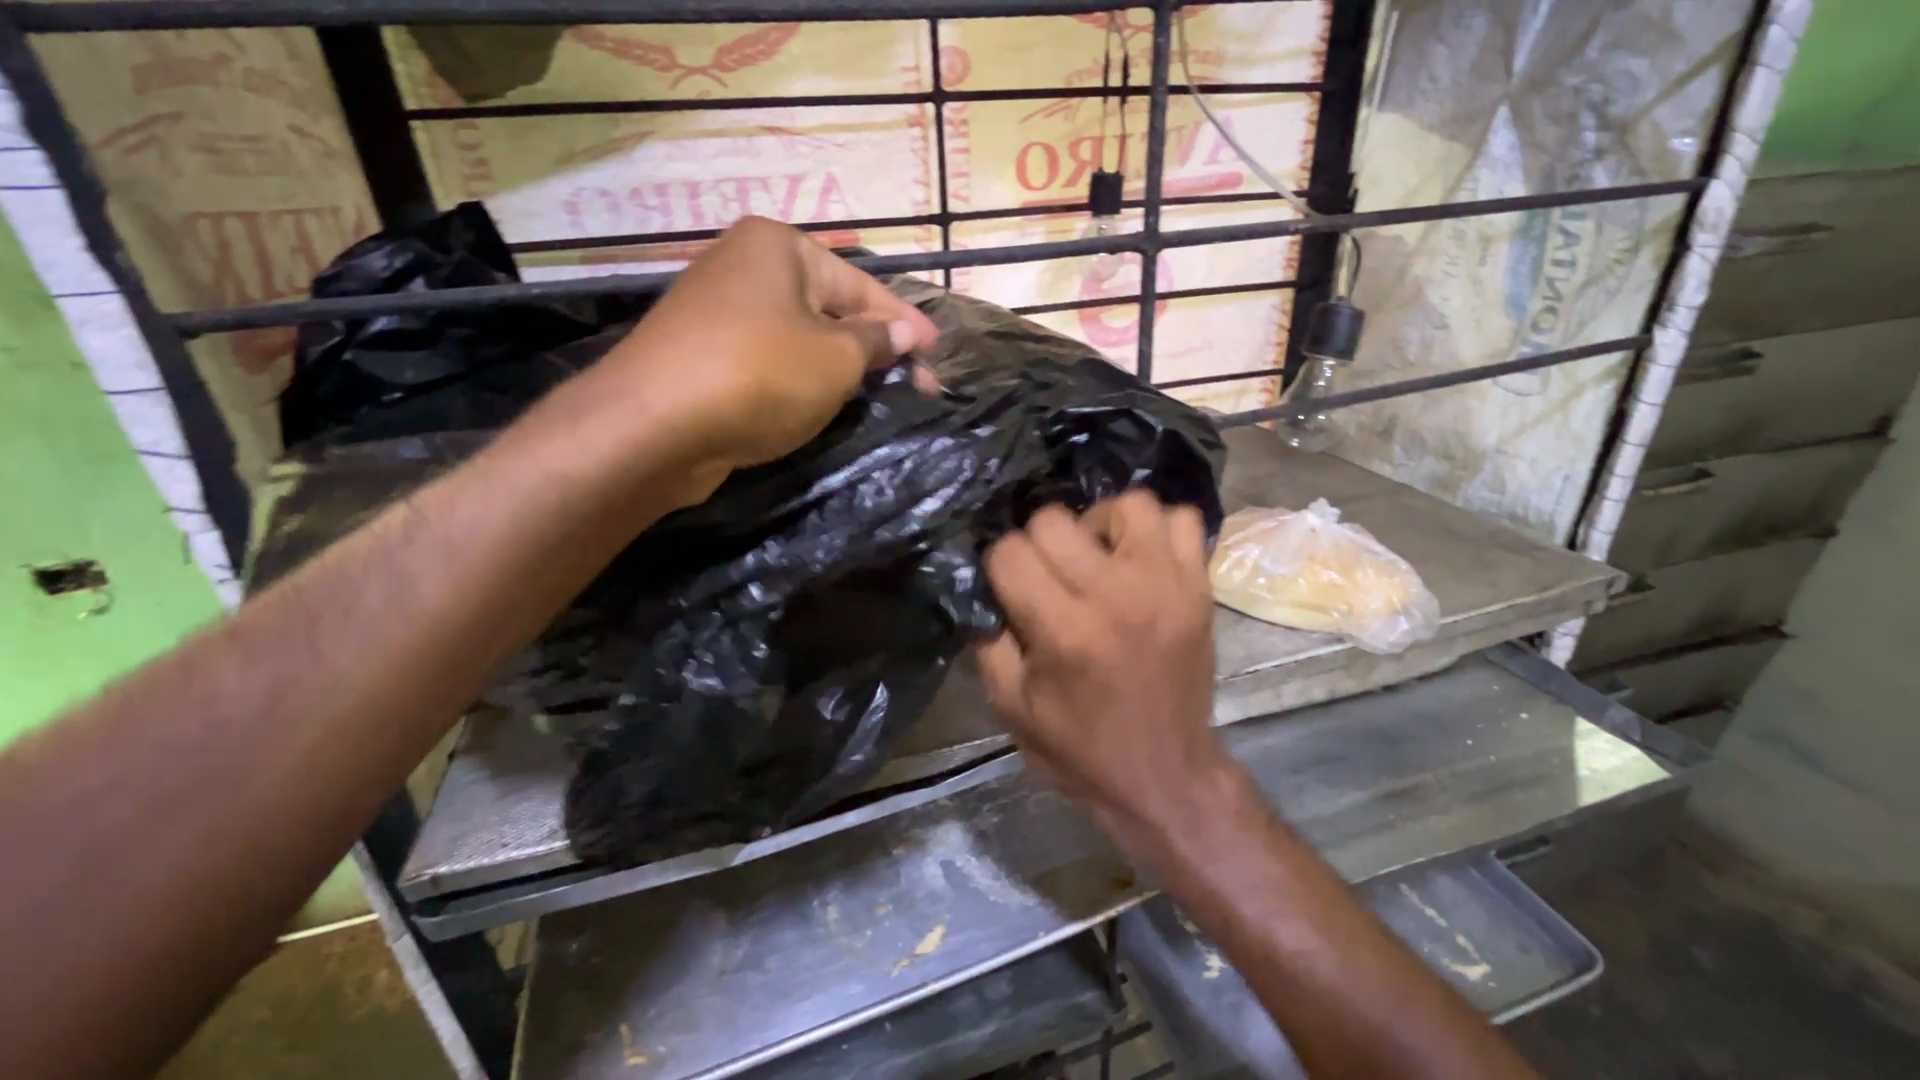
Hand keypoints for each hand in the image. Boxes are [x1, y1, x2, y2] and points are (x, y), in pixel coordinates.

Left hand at [597, 216, 940, 474]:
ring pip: (797, 338)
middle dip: (872, 347)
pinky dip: (797, 382)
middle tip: (914, 383)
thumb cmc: (759, 375)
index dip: (905, 322)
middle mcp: (743, 266)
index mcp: (778, 246)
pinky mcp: (700, 356)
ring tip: (874, 396)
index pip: (860, 285)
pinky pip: (766, 363)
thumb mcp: (836, 358)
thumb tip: (904, 334)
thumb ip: (876, 342)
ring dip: (836, 367)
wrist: (653, 426)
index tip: (938, 352)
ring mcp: (716, 312)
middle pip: (827, 308)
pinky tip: (820, 406)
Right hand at [978, 492, 1238, 851]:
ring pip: (1126, 504)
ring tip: (1096, 558)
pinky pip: (1183, 521)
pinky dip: (1157, 530)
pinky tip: (1139, 559)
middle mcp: (1115, 595)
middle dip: (1037, 545)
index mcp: (1063, 629)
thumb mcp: (1012, 707)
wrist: (1165, 776)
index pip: (1010, 551)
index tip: (1008, 591)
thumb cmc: (1081, 748)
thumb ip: (989, 642)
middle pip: (1055, 520)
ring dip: (1100, 524)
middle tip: (1047, 578)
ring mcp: (1165, 585)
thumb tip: (984, 591)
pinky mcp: (1198, 588)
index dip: (999, 568)